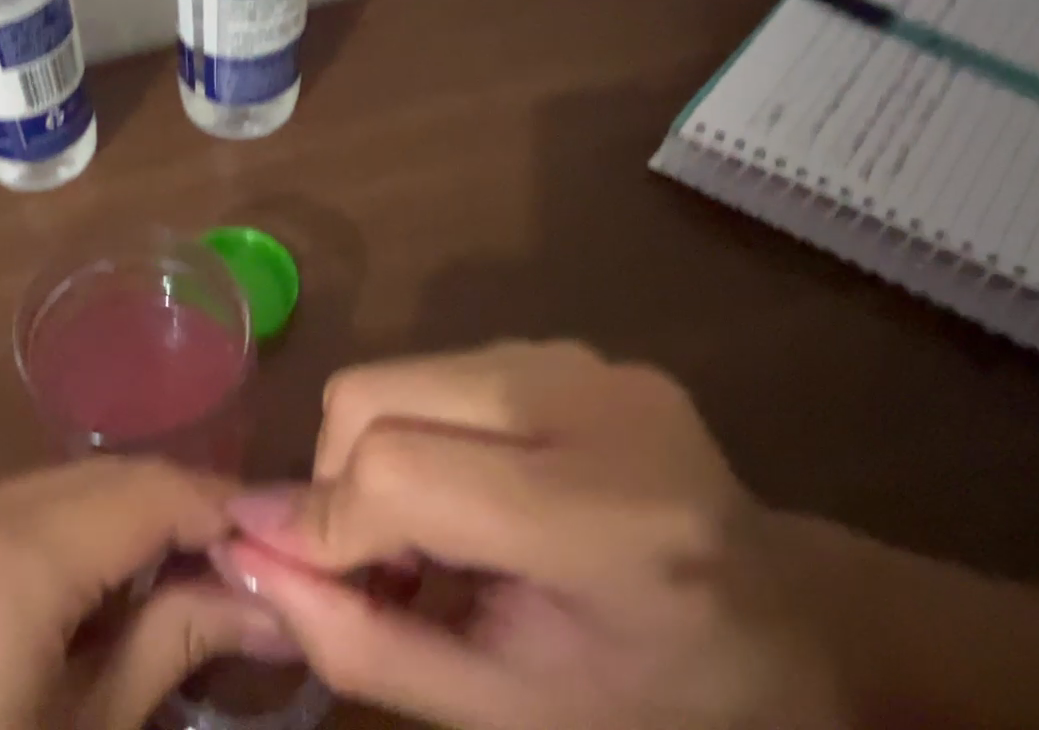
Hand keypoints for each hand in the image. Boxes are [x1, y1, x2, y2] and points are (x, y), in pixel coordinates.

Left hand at [0, 457, 290, 729]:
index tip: (267, 529)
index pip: (135, 495)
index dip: (213, 504)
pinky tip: (60, 590)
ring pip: (29, 494)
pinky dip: (32, 539)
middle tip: (225, 554)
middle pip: (82, 482)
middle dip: (161, 510)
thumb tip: (271, 602)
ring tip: (152, 573)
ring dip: (98, 522)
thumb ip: (172, 645)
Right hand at [215, 342, 846, 729]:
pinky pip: (426, 373)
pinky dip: (406, 430)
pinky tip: (455, 489)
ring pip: (389, 378)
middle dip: (336, 481)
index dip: (322, 523)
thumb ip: (362, 643)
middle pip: (372, 398)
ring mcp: (581, 358)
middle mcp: (594, 403)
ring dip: (366, 454)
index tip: (281, 567)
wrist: (792, 625)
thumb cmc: (656, 700)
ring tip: (419, 532)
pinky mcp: (563, 345)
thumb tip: (246, 555)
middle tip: (371, 563)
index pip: (399, 474)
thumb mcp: (506, 714)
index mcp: (609, 517)